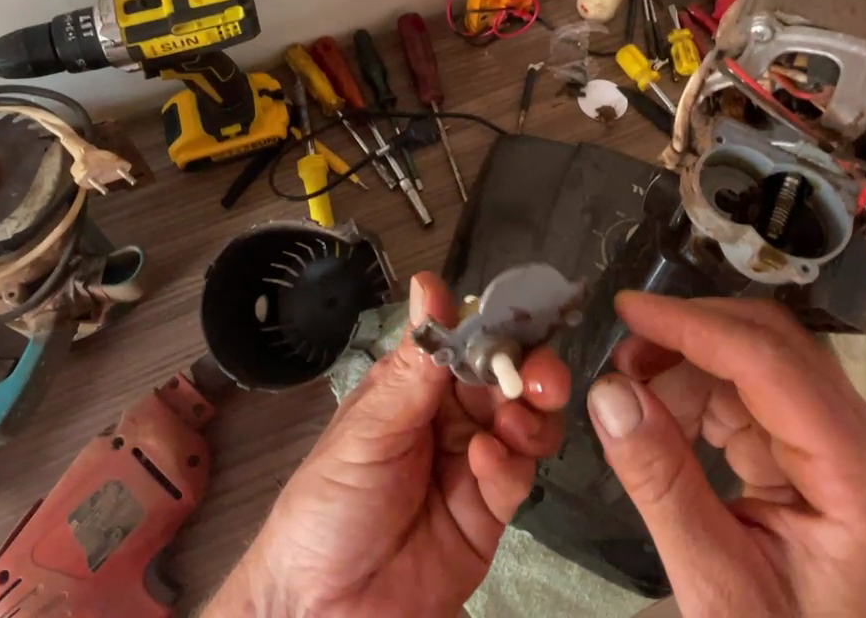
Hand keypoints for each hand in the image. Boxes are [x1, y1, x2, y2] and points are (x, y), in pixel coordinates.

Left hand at [206, 272, 571, 617]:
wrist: (323, 609)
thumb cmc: (330, 504)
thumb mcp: (368, 429)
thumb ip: (414, 365)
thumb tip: (430, 280)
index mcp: (414, 385)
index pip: (467, 341)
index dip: (498, 327)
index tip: (529, 315)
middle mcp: (448, 416)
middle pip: (506, 378)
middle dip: (531, 371)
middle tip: (542, 379)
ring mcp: (472, 462)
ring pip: (524, 421)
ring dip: (530, 415)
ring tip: (515, 424)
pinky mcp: (490, 511)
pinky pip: (518, 475)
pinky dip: (512, 464)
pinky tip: (488, 465)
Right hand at [588, 293, 865, 617]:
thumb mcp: (719, 588)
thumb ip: (662, 485)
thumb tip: (607, 393)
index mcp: (863, 479)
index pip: (772, 364)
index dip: (694, 326)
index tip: (626, 309)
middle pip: (775, 348)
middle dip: (690, 339)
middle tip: (622, 361)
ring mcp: (848, 449)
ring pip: (761, 364)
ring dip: (691, 369)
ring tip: (635, 399)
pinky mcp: (823, 459)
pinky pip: (756, 399)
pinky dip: (702, 400)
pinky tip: (666, 425)